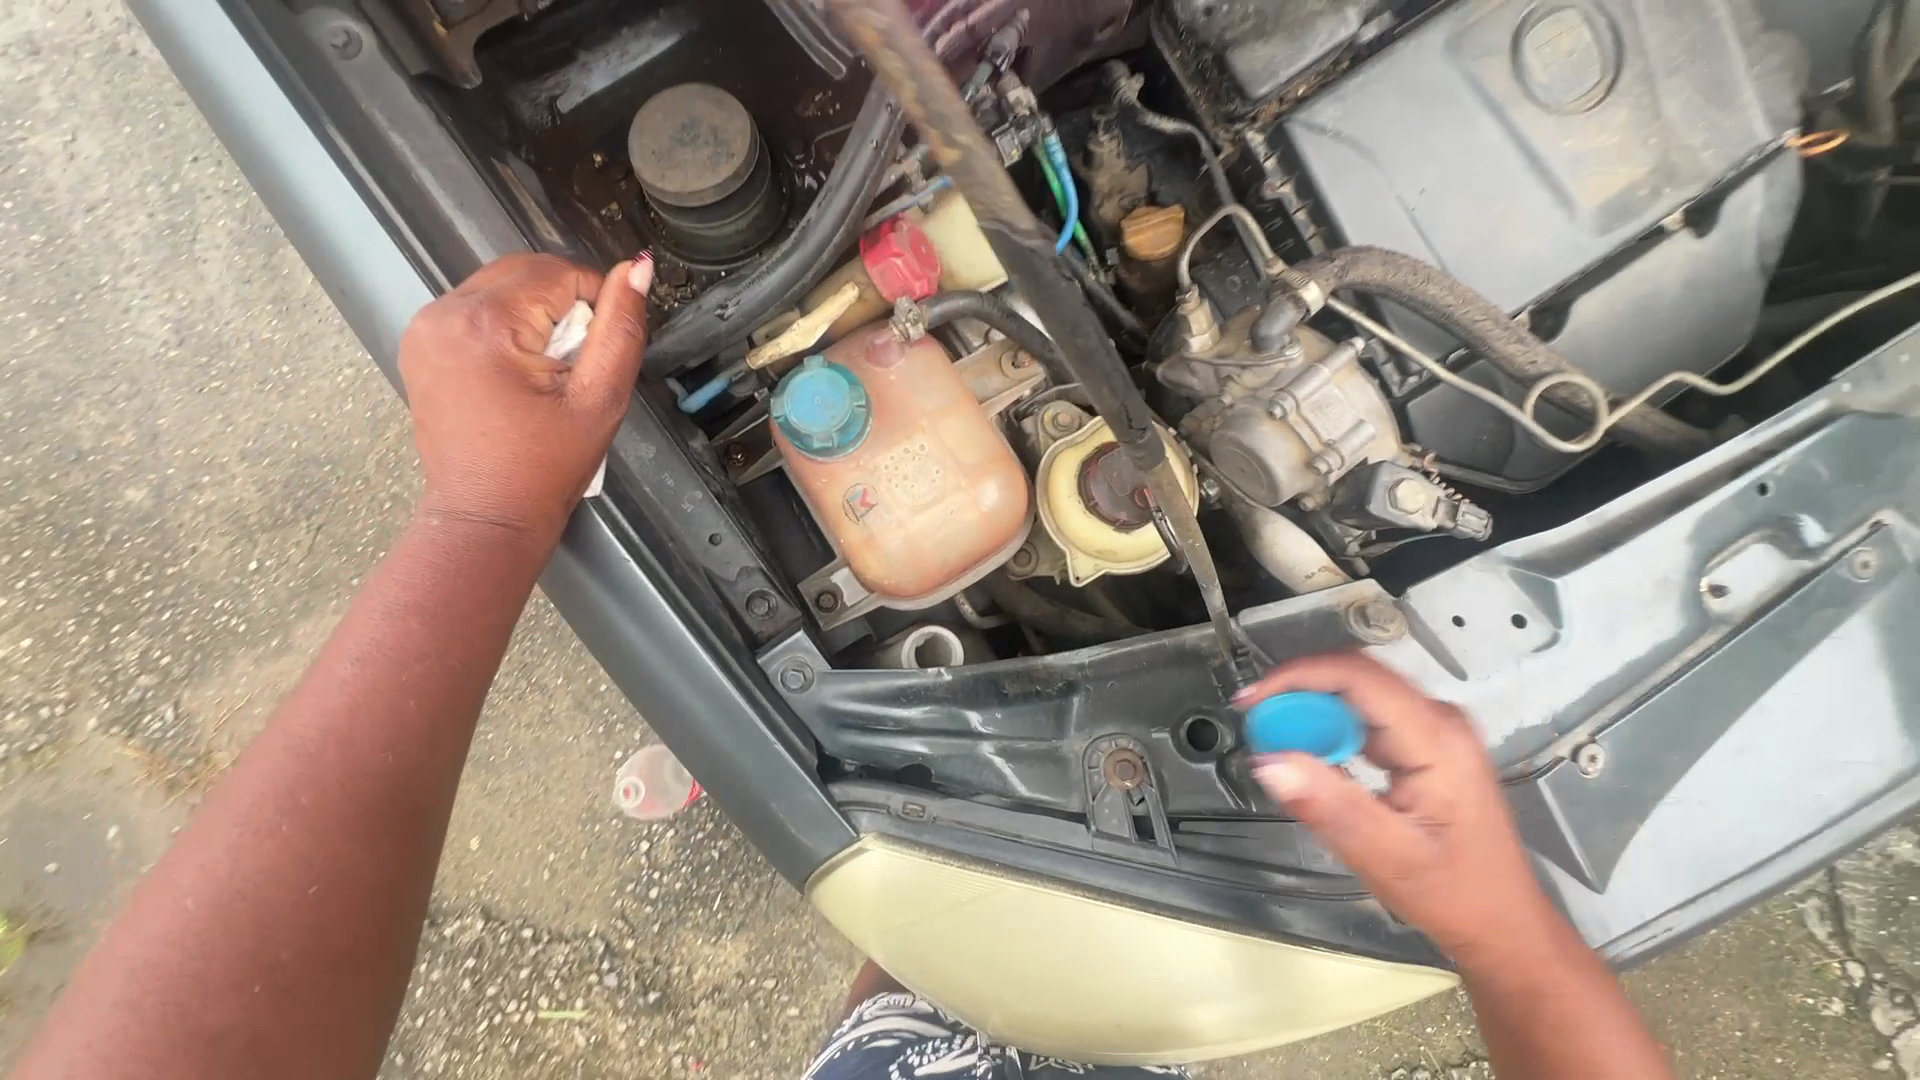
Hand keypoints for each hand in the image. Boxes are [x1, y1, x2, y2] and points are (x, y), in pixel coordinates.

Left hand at [398, 252, 653, 541]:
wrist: (489, 512)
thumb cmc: (549, 464)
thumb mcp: (600, 397)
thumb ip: (622, 328)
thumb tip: (639, 266)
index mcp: (487, 322)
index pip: (559, 272)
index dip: (595, 305)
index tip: (595, 357)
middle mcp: (444, 312)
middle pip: (526, 271)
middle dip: (564, 306)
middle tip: (574, 365)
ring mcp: (425, 326)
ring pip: (502, 287)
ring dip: (537, 314)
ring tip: (547, 373)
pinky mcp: (421, 344)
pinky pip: (476, 309)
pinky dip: (508, 327)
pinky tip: (519, 375)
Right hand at [1237, 652, 1558, 969]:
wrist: (1503, 924)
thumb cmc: (1455, 895)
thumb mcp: (1386, 858)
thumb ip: (1328, 806)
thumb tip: (1268, 763)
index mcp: (1437, 741)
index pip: (1358, 677)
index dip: (1297, 677)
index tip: (1252, 701)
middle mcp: (1438, 721)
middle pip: (1354, 678)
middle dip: (1297, 694)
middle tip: (1258, 728)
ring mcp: (1431, 729)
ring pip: (1355, 694)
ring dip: (1308, 711)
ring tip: (1275, 743)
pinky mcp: (1420, 742)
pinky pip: (1362, 715)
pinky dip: (1325, 727)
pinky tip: (1307, 756)